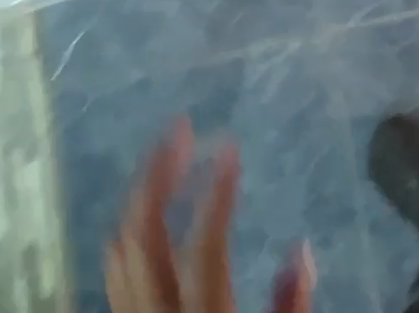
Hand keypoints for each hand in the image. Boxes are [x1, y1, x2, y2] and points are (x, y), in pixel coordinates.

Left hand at [106, 119, 315, 312]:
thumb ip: (289, 305)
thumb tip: (301, 250)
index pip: (204, 247)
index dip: (216, 193)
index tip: (229, 146)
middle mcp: (155, 312)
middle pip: (142, 234)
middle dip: (158, 171)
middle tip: (181, 125)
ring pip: (120, 245)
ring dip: (141, 190)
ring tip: (167, 153)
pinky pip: (117, 264)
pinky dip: (132, 223)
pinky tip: (154, 203)